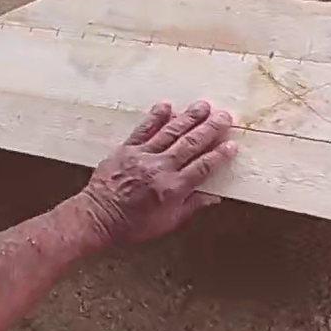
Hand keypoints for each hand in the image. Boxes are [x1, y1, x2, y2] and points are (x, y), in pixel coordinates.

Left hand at [64, 100, 238, 245]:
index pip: (203, 167)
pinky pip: (143, 129)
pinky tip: (167, 105)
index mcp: (173, 188)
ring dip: (189, 117)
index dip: (219, 155)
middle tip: (225, 116)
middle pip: (191, 144)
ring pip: (170, 132)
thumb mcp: (167, 223)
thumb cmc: (133, 225)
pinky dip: (155, 117)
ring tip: (203, 105)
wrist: (98, 217)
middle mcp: (160, 168)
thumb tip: (214, 196)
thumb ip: (191, 207)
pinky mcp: (126, 149)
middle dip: (210, 128)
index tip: (232, 144)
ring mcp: (142, 156)